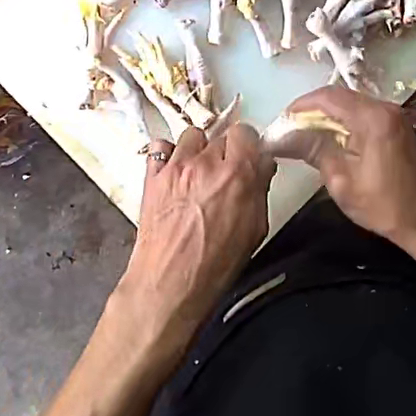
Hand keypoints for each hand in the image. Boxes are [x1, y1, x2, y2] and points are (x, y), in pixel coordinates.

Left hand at [115, 125, 275, 340]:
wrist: (170, 282)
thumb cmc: (215, 263)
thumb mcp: (255, 229)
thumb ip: (260, 190)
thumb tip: (262, 166)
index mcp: (237, 175)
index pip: (245, 133)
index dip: (248, 145)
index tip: (248, 157)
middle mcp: (206, 163)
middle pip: (220, 136)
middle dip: (225, 152)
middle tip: (224, 173)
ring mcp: (176, 167)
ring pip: (192, 136)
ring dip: (198, 150)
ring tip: (198, 172)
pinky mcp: (153, 175)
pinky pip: (161, 147)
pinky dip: (168, 154)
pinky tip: (174, 173)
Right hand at [280, 86, 415, 249]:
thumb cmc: (384, 206)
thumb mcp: (340, 181)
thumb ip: (312, 150)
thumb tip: (281, 137)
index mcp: (372, 119)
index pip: (327, 97)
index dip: (299, 106)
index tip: (281, 122)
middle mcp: (385, 109)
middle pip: (338, 96)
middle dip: (309, 110)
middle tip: (288, 128)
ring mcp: (393, 115)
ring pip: (349, 103)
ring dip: (324, 114)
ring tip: (302, 134)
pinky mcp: (395, 125)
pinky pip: (361, 113)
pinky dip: (340, 120)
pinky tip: (327, 137)